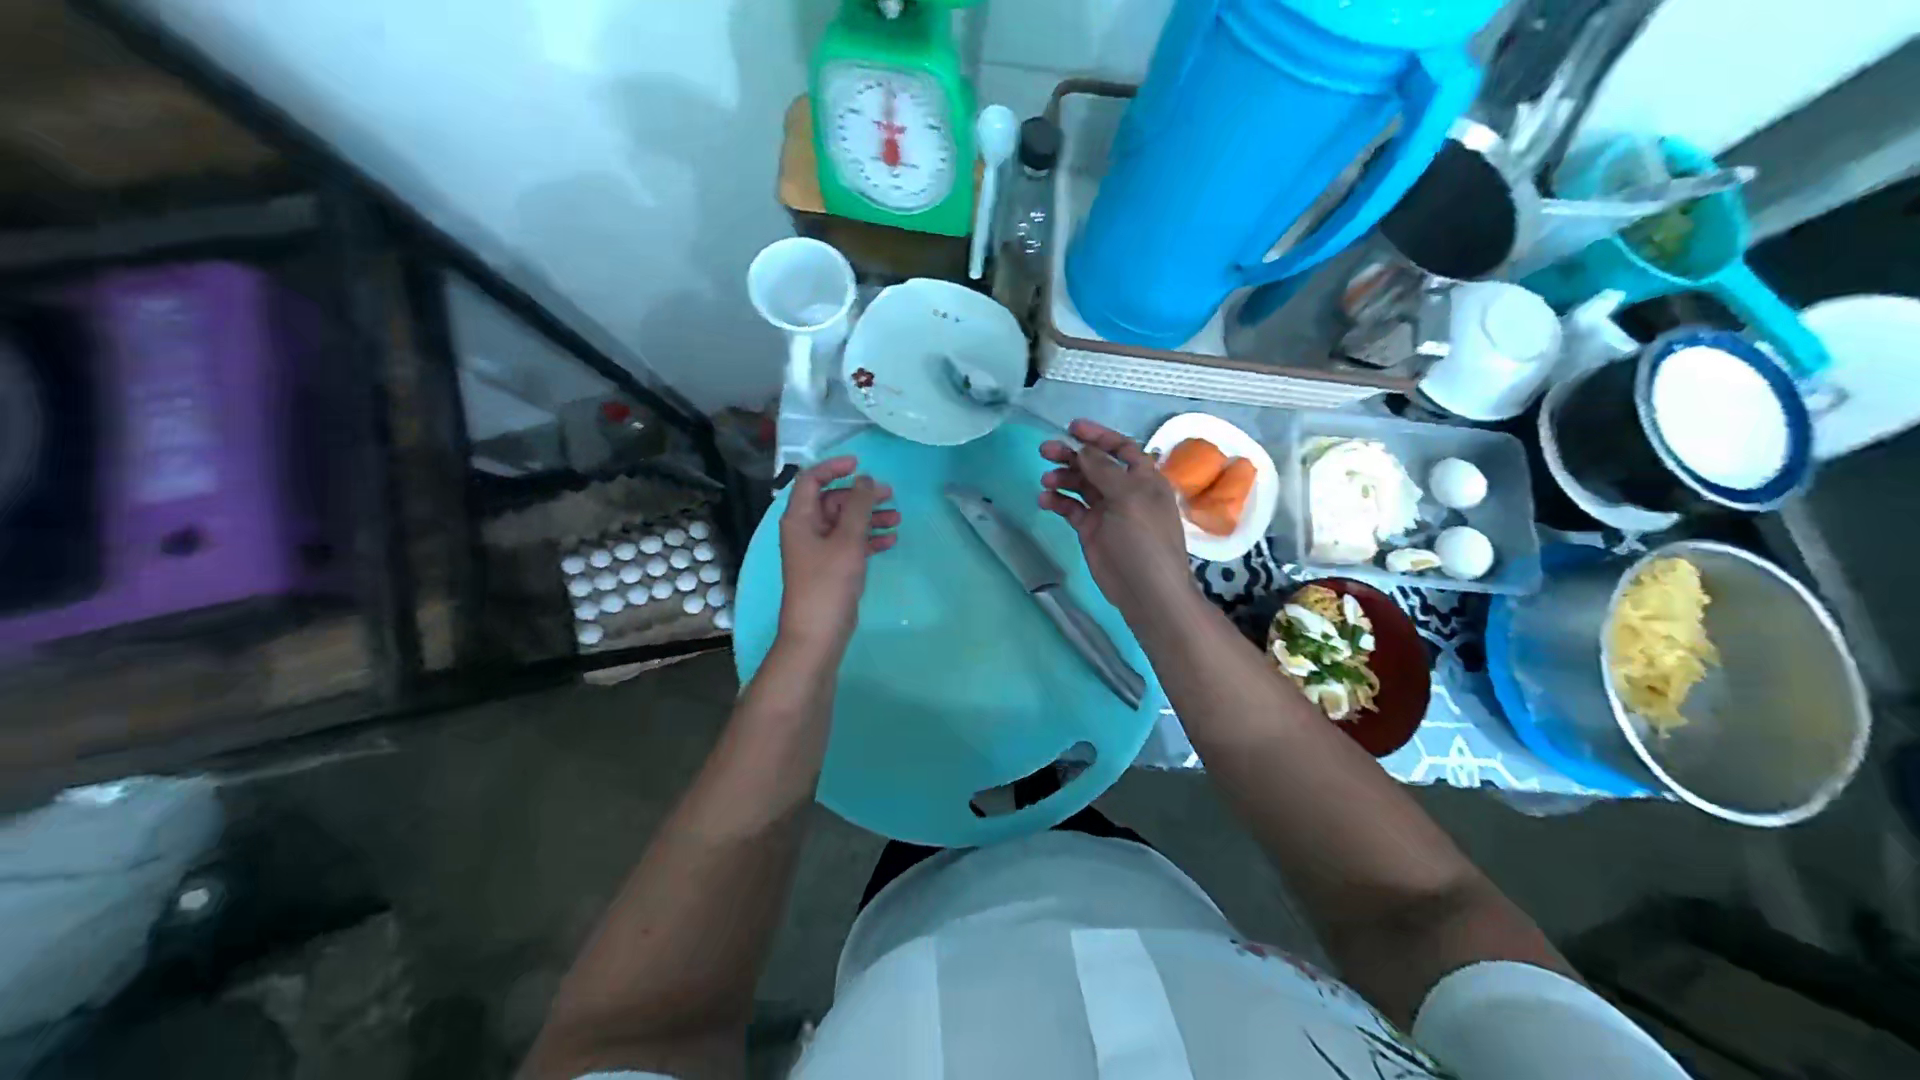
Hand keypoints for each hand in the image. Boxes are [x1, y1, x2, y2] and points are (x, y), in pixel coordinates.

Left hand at [778, 456, 899, 651]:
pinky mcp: (832, 567)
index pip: (812, 480)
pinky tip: (890, 541)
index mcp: (800, 518)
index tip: (861, 464)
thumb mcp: (847, 540)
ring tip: (897, 520)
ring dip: (870, 518)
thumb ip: (858, 506)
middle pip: (834, 501)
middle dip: (861, 496)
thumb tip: (865, 479)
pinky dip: (869, 539)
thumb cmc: (828, 583)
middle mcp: (806, 529)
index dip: (834, 467)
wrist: (818, 633)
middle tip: (890, 496)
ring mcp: (819, 550)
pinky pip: (851, 543)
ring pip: (846, 523)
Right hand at [1037, 419, 1192, 618]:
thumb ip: (1104, 470)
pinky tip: (1044, 501)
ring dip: (1063, 478)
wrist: (1146, 589)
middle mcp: (1125, 491)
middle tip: (1045, 451)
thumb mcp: (1129, 498)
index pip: (1121, 448)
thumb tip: (1084, 449)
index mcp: (1144, 479)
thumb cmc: (1144, 539)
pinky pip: (1071, 508)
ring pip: (1080, 485)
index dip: (1098, 436)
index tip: (1072, 427)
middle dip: (1072, 455)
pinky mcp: (1091, 530)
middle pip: (1096, 465)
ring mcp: (1107, 511)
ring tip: (1046, 480)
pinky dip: (1058, 502)